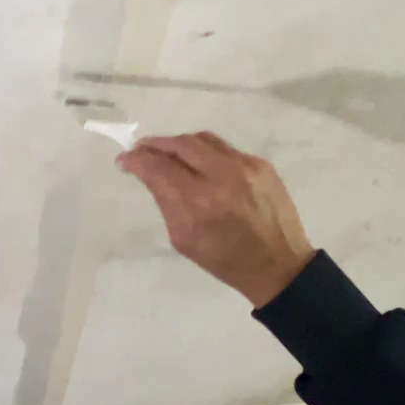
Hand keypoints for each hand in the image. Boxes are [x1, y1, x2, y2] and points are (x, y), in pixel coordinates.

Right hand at [117, 132, 315, 307]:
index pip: (158, 166)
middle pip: (179, 144)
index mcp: (199, 201)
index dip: (136, 159)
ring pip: (203, 139)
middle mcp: (222, 175)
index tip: (124, 160)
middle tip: (142, 150)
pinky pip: (225, 149)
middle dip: (155, 144)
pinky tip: (203, 166)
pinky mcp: (261, 164)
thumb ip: (165, 201)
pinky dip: (207, 153)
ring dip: (180, 144)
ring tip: (170, 153)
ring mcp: (245, 166)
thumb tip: (148, 173)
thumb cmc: (225, 260)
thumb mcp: (184, 238)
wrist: (279, 265)